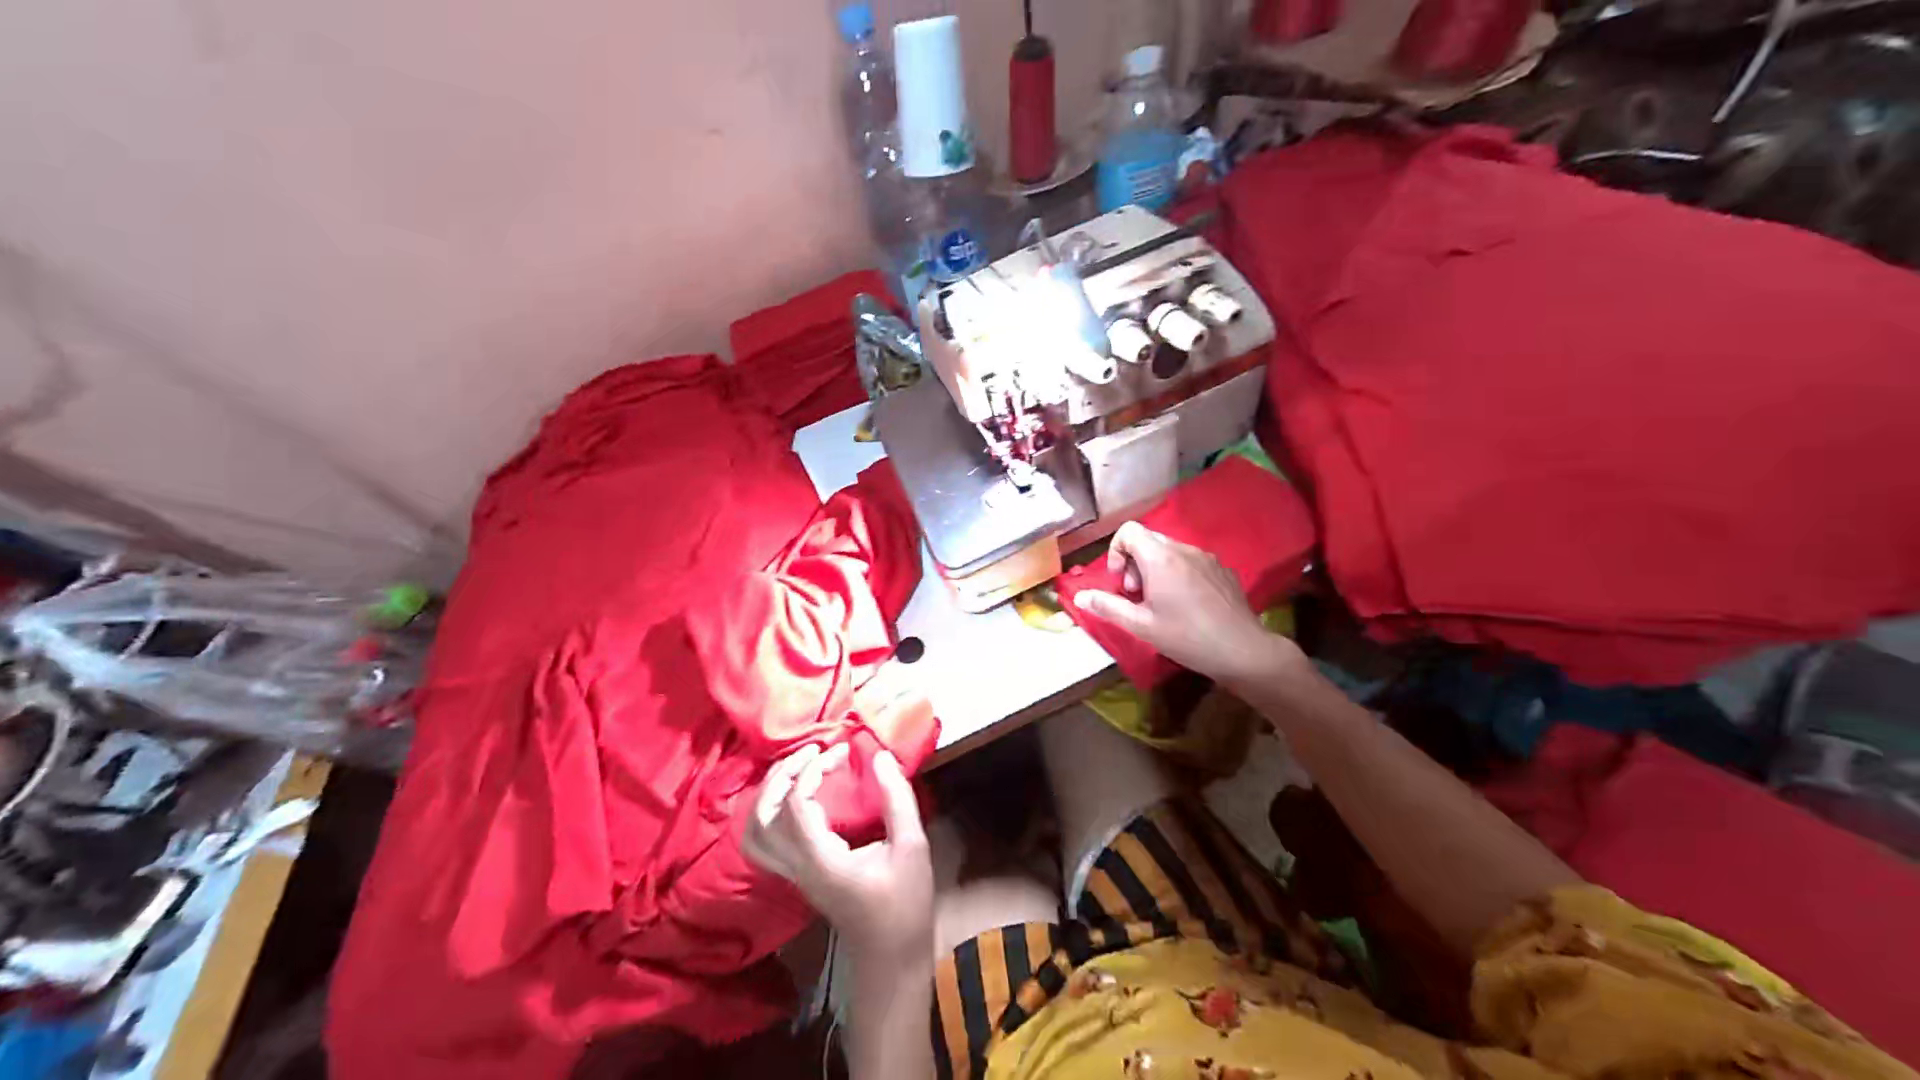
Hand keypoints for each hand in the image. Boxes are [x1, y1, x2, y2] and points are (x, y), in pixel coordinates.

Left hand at [742, 743, 933, 963]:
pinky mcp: (796, 877)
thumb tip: (879, 757)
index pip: (795, 805)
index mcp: (821, 860)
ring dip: (768, 794)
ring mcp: (792, 875)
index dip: (813, 770)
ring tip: (797, 769)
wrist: (891, 957)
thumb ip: (896, 800)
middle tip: (812, 751)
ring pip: (754, 832)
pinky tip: (794, 798)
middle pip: (762, 816)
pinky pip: (763, 842)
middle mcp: (797, 868)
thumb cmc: (905, 903)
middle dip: (782, 774)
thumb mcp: (911, 846)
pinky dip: (769, 813)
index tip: (842, 752)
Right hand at [1072, 521, 1302, 688]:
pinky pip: (1191, 561)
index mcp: (1161, 558)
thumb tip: (1079, 596)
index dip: (1116, 552)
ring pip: (1170, 551)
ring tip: (1160, 603)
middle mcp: (1183, 549)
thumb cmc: (1186, 637)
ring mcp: (1207, 558)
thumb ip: (1108, 607)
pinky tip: (1186, 605)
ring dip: (1155, 569)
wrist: (1242, 650)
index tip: (1121, 583)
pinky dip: (1178, 574)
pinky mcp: (1222, 570)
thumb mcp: (1141, 626)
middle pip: (1148, 540)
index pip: (1128, 531)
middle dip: (1134, 563)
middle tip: (1137, 596)